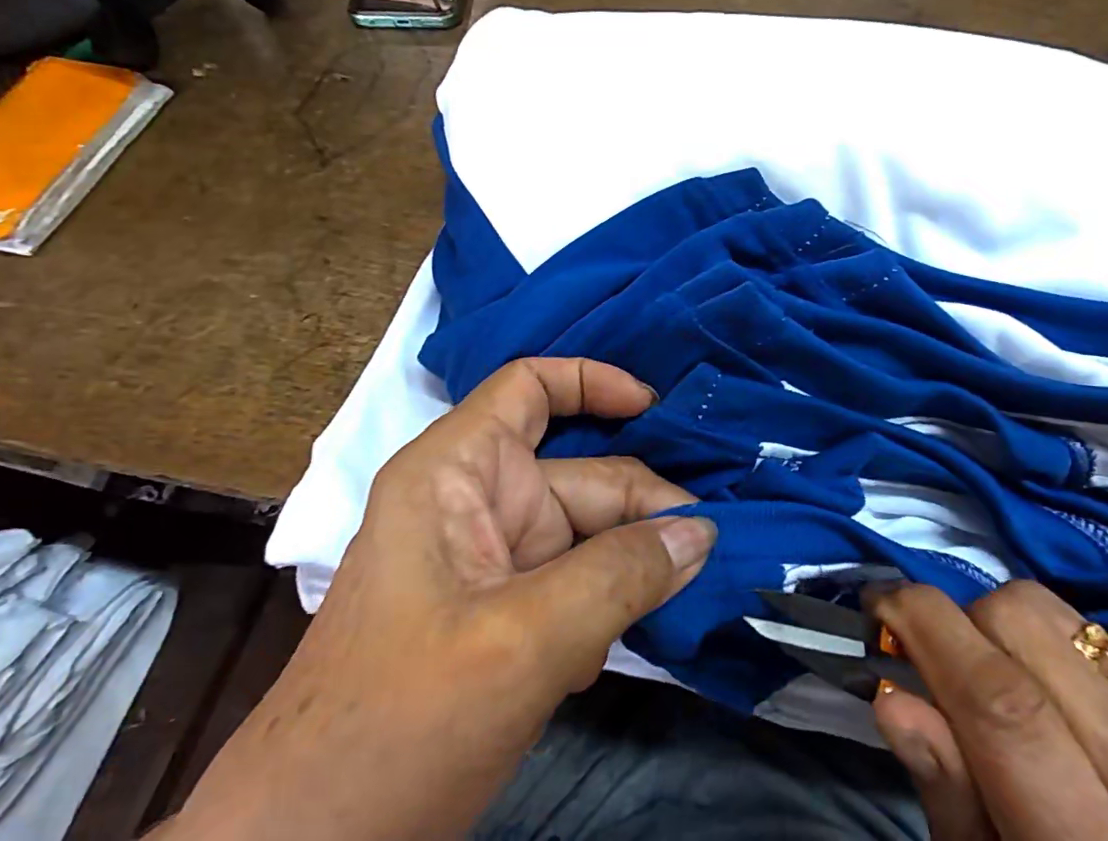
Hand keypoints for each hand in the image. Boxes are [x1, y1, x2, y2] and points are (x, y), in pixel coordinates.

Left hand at [159, 358, 714, 839]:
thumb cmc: (398, 725)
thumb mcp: (522, 640)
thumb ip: (621, 576)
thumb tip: (703, 534)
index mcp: (456, 474)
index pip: (529, 388)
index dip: (595, 382)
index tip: (659, 410)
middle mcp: (476, 505)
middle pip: (585, 473)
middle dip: (645, 507)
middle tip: (708, 551)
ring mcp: (493, 563)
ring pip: (591, 535)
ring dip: (635, 566)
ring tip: (679, 601)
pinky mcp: (506, 615)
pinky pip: (581, 584)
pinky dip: (610, 605)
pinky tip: (611, 654)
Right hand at [868, 580, 1107, 840]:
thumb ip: (952, 796)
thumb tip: (894, 695)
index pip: (1007, 709)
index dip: (932, 636)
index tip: (881, 605)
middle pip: (1036, 631)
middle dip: (965, 622)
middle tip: (941, 660)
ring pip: (1074, 621)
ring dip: (1015, 637)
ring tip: (1008, 686)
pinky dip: (1069, 667)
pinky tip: (1078, 723)